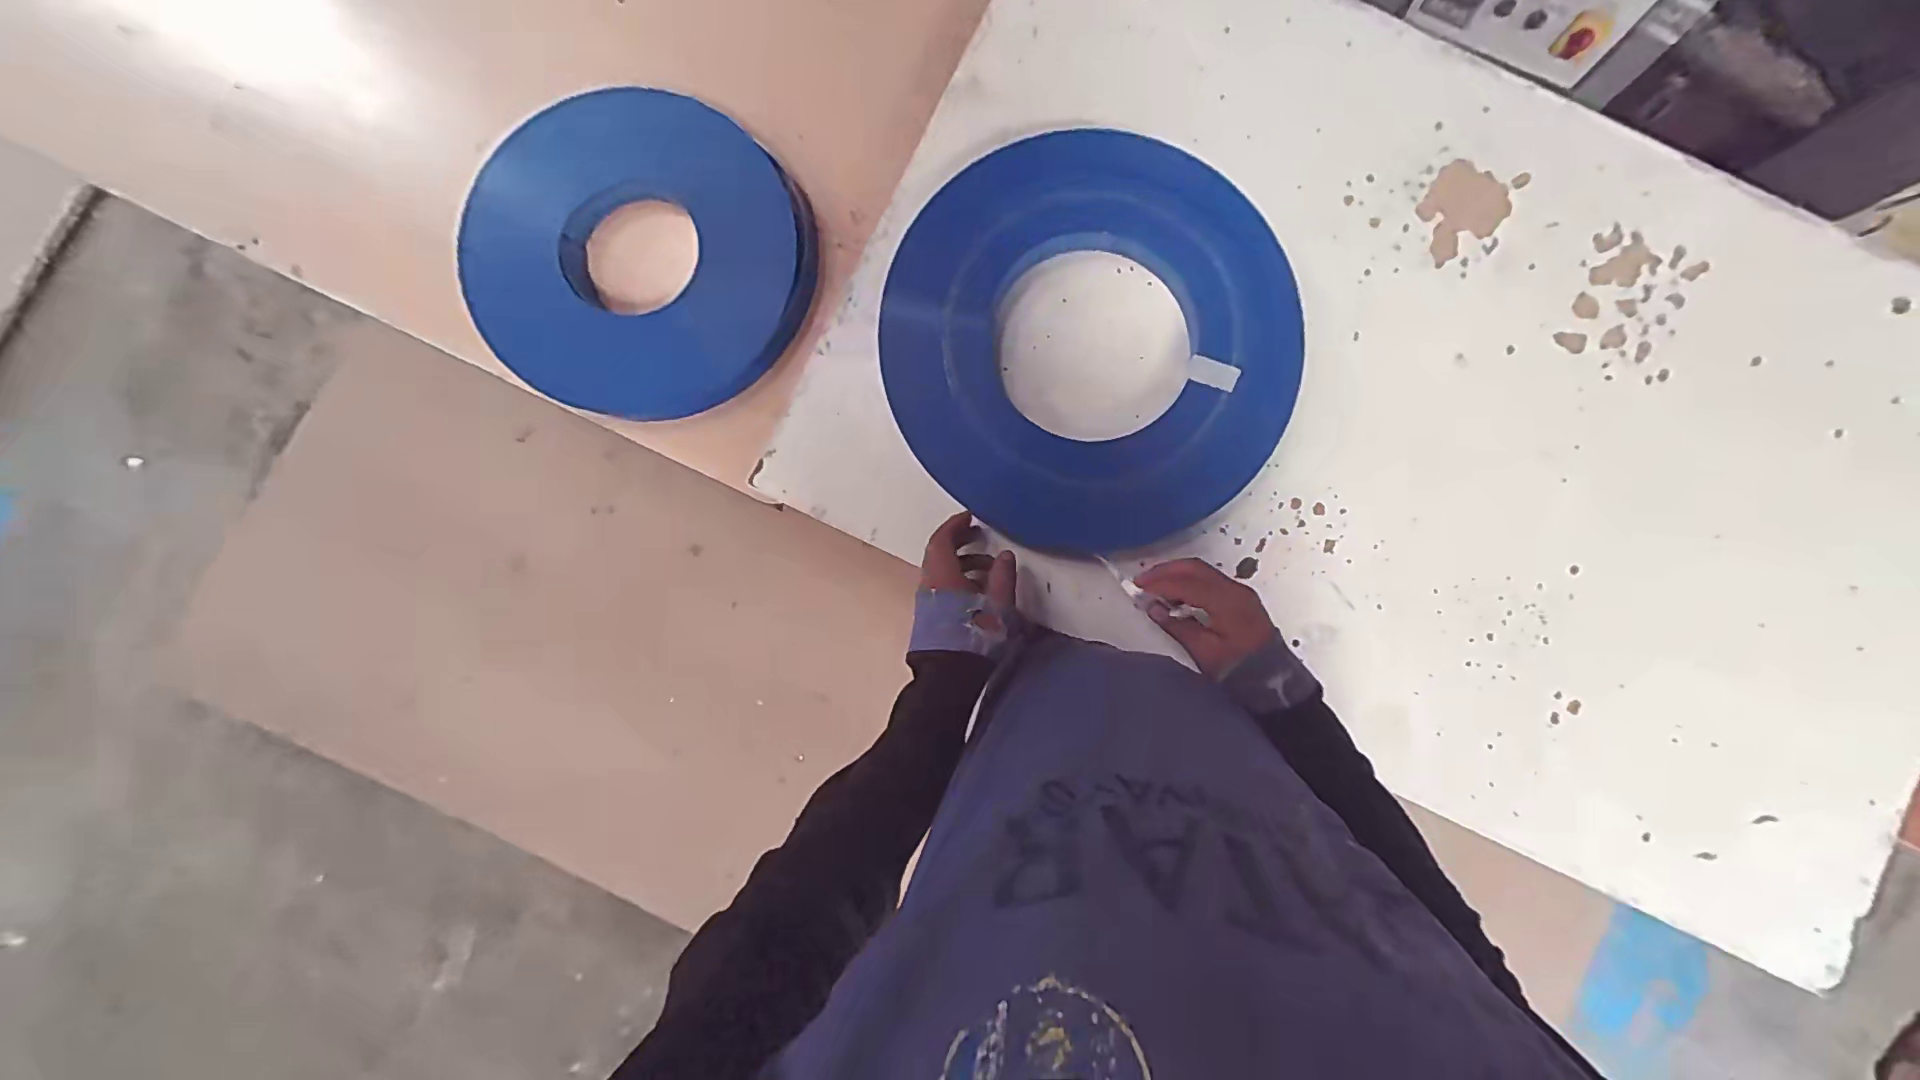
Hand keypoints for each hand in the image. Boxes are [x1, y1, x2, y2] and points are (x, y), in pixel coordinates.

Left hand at [920, 511, 1016, 634]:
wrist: (948, 677)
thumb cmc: (974, 636)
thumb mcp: (998, 604)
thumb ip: (1002, 576)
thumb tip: (1004, 556)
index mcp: (942, 576)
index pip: (941, 540)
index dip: (955, 525)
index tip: (968, 517)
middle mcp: (929, 585)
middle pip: (939, 554)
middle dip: (959, 541)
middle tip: (978, 535)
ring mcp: (926, 603)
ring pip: (941, 572)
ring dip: (962, 563)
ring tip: (988, 568)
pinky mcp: (929, 619)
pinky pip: (942, 588)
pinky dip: (958, 580)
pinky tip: (978, 591)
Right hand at [1135, 558, 1276, 678]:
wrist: (1275, 682)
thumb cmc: (1238, 671)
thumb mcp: (1204, 654)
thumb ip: (1178, 628)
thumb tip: (1154, 608)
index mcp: (1228, 602)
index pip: (1187, 583)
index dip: (1160, 583)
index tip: (1137, 588)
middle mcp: (1236, 590)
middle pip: (1195, 568)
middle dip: (1166, 571)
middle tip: (1141, 581)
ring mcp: (1241, 593)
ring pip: (1203, 572)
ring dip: (1176, 575)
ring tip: (1154, 587)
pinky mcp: (1241, 599)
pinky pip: (1210, 581)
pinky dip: (1188, 582)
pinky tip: (1175, 595)